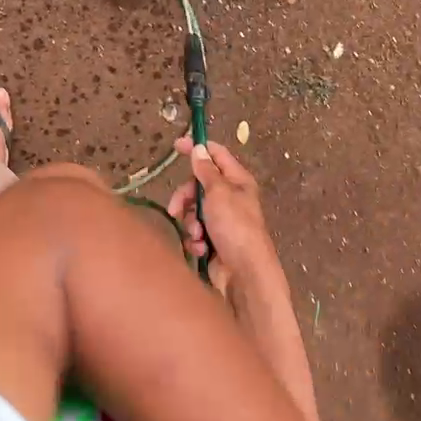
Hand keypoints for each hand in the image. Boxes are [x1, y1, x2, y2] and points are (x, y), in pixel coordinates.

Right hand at [165, 136, 279, 291]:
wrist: (244, 275)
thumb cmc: (234, 227)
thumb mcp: (218, 192)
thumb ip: (206, 170)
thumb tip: (200, 148)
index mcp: (237, 181)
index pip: (216, 154)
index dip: (197, 148)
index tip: (176, 145)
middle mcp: (231, 197)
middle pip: (199, 184)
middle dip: (186, 196)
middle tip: (177, 208)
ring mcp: (223, 220)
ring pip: (194, 210)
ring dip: (190, 221)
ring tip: (197, 234)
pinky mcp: (215, 241)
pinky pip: (196, 231)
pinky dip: (196, 239)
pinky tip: (201, 248)